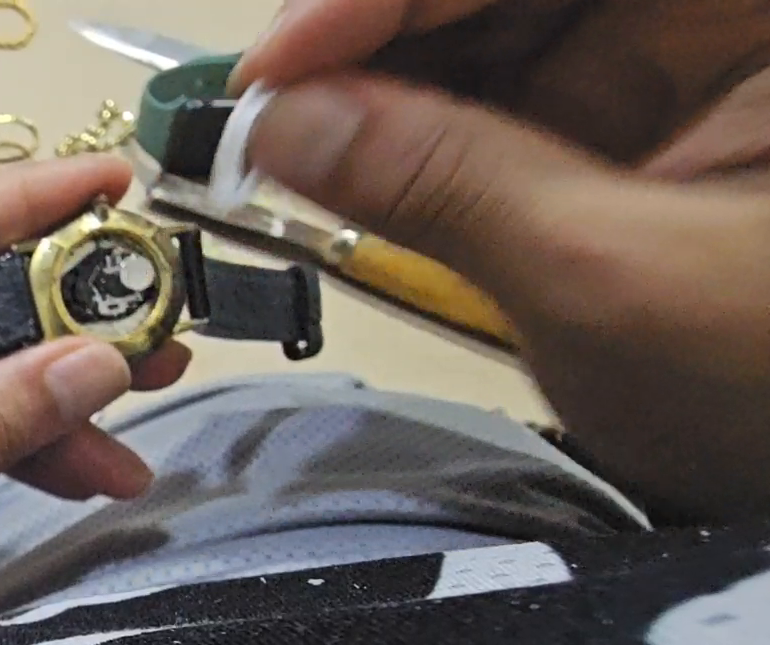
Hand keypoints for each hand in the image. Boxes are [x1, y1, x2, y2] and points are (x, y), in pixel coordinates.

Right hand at [225, 0, 769, 522]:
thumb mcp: (599, 277)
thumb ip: (439, 187)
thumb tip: (283, 128)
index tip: (269, 70)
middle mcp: (734, 6)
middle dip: (369, 35)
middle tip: (262, 111)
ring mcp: (690, 48)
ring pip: (491, 29)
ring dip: (372, 82)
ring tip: (284, 141)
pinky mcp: (637, 107)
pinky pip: (495, 91)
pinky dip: (403, 126)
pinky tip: (341, 156)